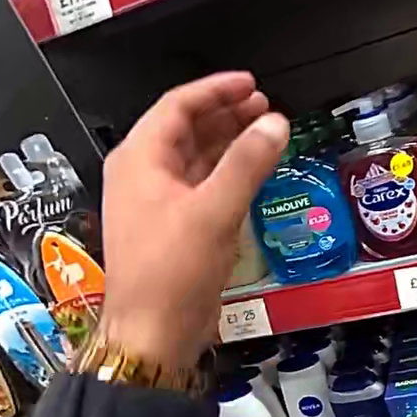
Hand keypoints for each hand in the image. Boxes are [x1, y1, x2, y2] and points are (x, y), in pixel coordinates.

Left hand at [98, 72, 288, 368]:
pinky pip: (201, 187)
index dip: (216, 91)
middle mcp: (144, 176)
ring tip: (263, 133)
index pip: (178, 106)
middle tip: (264, 106)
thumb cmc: (172, 270)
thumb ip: (247, 163)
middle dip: (226, 115)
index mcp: (140, 160)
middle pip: (186, 130)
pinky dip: (226, 175)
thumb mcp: (214, 210)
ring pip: (195, 159)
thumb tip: (276, 124)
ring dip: (228, 144)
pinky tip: (251, 173)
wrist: (153, 332)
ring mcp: (157, 203)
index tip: (250, 84)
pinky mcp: (174, 228)